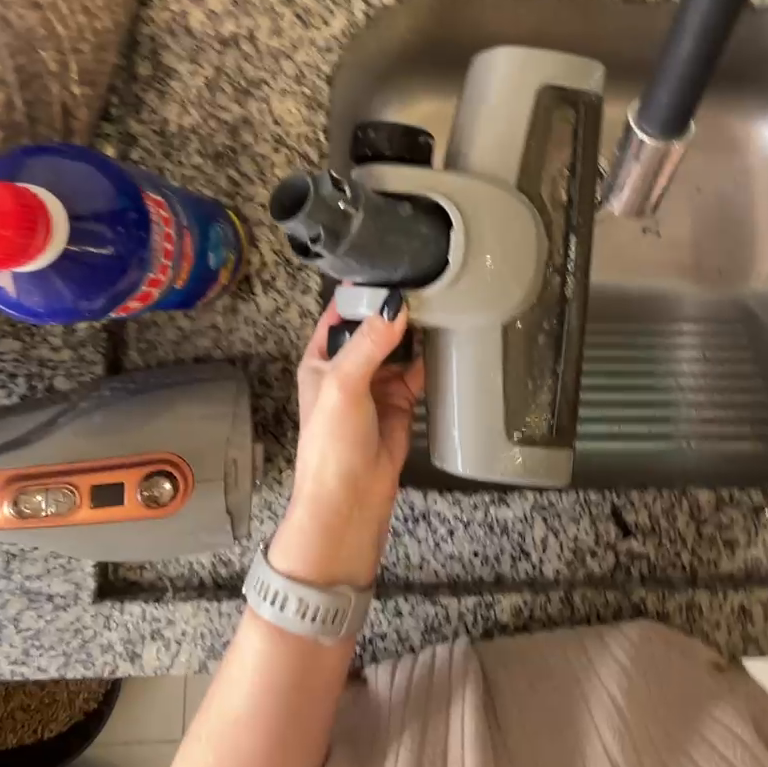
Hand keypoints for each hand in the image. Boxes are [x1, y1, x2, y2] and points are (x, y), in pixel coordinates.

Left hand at [268, 294, 424, 588]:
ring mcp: (376, 384)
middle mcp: (348, 367)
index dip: (360, 292)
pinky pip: (418, 371)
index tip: (390, 267)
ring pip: (399, 346)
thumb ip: (369, 343)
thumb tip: (397, 306)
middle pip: (373, 327)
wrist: (350, 500)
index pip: (339, 313)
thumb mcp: (343, 385)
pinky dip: (431, 357)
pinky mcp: (401, 401)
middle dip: (394, 309)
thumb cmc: (331, 442)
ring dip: (415, 331)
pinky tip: (446, 337)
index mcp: (321, 358)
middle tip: (425, 281)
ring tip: (441, 301)